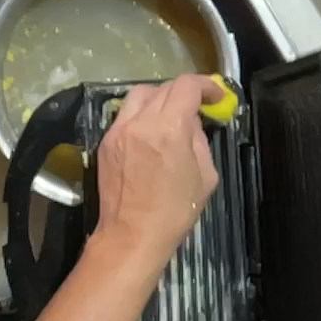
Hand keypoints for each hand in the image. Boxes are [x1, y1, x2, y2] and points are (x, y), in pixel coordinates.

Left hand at [92, 75, 224, 270]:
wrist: (131, 235)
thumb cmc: (174, 211)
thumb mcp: (205, 175)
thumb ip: (200, 140)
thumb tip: (192, 122)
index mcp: (170, 128)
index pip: (187, 86)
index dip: (205, 85)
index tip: (215, 96)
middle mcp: (141, 121)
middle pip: (165, 87)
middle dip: (184, 92)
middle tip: (196, 107)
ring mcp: (119, 129)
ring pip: (140, 94)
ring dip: (160, 97)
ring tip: (170, 115)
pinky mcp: (105, 141)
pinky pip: (125, 114)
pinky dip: (141, 114)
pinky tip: (149, 132)